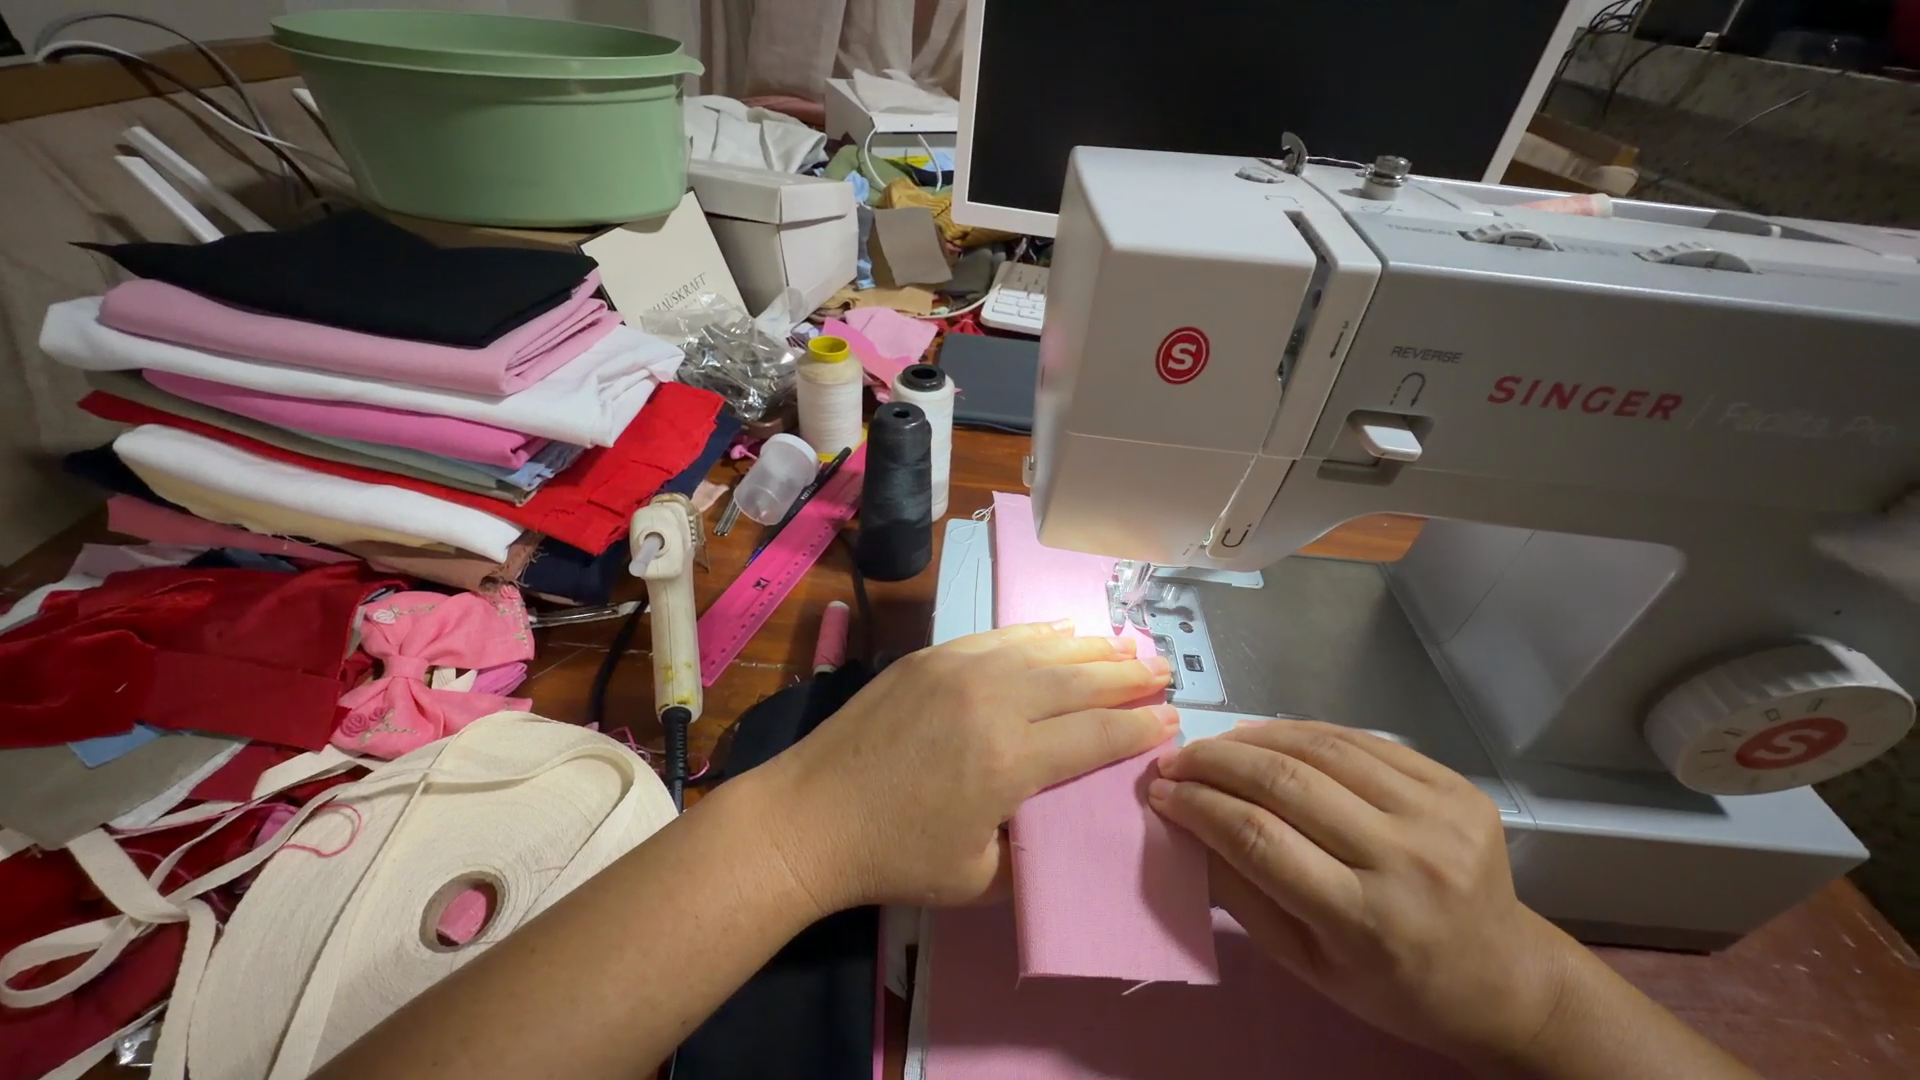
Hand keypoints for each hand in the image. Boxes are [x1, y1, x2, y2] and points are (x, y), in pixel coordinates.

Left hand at [761, 621, 1177, 912]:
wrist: (811, 816)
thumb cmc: (894, 858)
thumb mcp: (978, 879)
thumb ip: (1034, 848)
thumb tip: (1064, 816)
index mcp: (1011, 762)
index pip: (1097, 734)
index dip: (1140, 726)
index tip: (1171, 718)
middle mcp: (994, 702)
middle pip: (1080, 681)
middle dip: (1130, 676)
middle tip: (1164, 671)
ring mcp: (960, 669)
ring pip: (1044, 649)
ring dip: (1092, 649)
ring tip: (1127, 648)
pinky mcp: (932, 656)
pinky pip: (1001, 636)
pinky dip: (1039, 633)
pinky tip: (1063, 631)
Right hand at [1148, 720, 1579, 1067]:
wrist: (1505, 978)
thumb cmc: (1393, 986)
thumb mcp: (1305, 964)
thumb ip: (1240, 892)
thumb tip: (1182, 825)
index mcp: (1365, 920)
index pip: (1258, 838)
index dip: (1198, 805)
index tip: (1159, 791)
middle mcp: (1407, 861)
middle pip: (1286, 783)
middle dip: (1214, 762)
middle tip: (1175, 758)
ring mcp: (1439, 815)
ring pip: (1321, 748)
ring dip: (1252, 737)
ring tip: (1214, 743)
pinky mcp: (1455, 786)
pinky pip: (1360, 740)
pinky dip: (1302, 731)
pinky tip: (1267, 737)